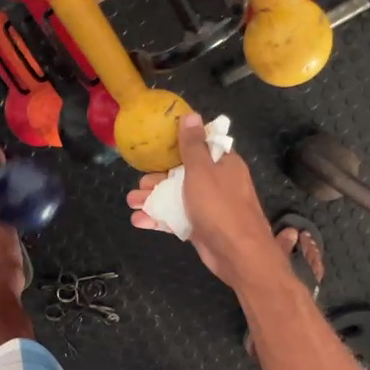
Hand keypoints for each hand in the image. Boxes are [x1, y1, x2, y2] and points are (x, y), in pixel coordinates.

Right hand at [127, 113, 286, 291]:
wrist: (238, 254)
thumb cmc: (220, 207)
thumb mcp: (202, 171)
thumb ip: (193, 145)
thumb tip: (191, 115)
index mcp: (223, 164)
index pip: (201, 147)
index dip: (179, 146)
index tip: (158, 148)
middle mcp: (217, 183)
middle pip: (183, 174)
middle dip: (158, 178)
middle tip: (139, 184)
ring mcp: (209, 207)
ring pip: (177, 198)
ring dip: (154, 199)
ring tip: (132, 202)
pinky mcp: (201, 227)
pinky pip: (177, 219)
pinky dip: (159, 219)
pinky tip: (139, 221)